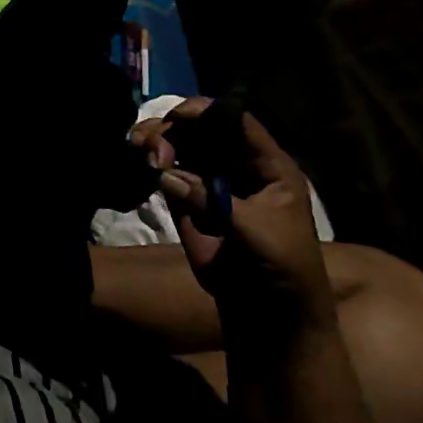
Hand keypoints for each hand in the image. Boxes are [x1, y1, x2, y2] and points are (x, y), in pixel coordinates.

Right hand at [134, 100, 335, 348]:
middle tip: (153, 146)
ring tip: (143, 150)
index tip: (177, 114)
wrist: (268, 310)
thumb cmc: (282, 267)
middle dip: (174, 128)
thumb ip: (215, 201)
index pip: (237, 123)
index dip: (208, 112)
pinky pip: (167, 168)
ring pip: (180, 143)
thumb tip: (166, 176)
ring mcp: (211, 178)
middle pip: (201, 127)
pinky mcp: (188, 196)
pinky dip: (150, 158)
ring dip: (158, 139)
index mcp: (267, 164)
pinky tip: (140, 158)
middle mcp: (236, 163)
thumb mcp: (259, 232)